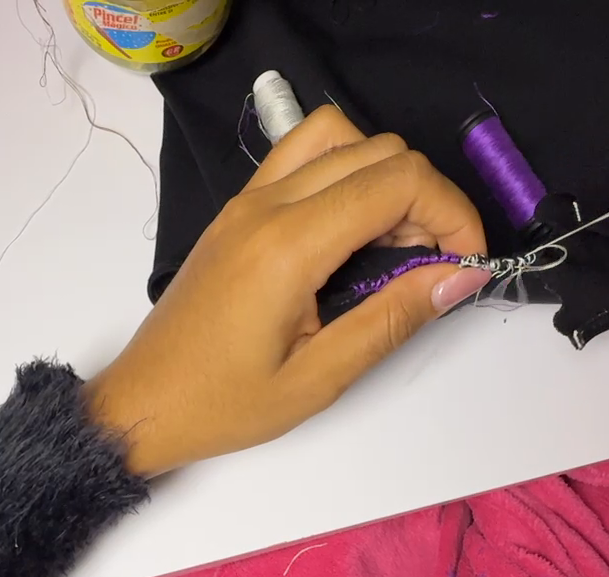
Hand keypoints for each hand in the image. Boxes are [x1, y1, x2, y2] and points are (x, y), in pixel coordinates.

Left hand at [87, 107, 491, 475]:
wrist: (144, 403)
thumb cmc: (224, 405)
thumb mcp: (318, 379)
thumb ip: (392, 320)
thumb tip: (462, 275)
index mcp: (287, 245)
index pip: (398, 181)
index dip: (452, 214)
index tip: (464, 265)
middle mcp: (266, 204)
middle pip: (376, 150)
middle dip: (426, 200)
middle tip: (429, 268)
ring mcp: (246, 202)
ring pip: (338, 138)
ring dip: (383, 179)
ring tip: (391, 248)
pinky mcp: (236, 213)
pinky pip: (302, 160)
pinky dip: (345, 178)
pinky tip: (349, 238)